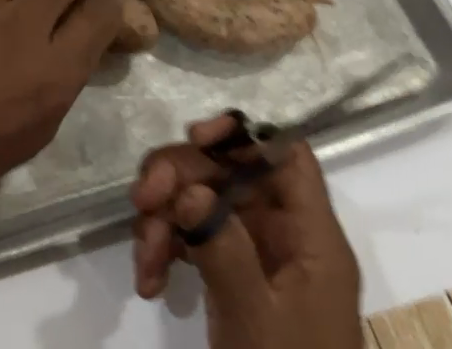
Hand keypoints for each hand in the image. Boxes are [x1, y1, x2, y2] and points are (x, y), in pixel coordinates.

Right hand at [129, 116, 361, 348]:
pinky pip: (189, 237)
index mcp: (310, 236)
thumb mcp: (255, 315)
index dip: (243, 135)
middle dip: (178, 180)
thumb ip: (223, 247)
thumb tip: (187, 188)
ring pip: (198, 202)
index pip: (285, 156)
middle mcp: (283, 233)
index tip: (193, 138)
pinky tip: (148, 280)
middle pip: (227, 172)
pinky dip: (163, 251)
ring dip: (162, 221)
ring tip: (145, 260)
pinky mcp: (228, 273)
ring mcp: (253, 253)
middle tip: (142, 201)